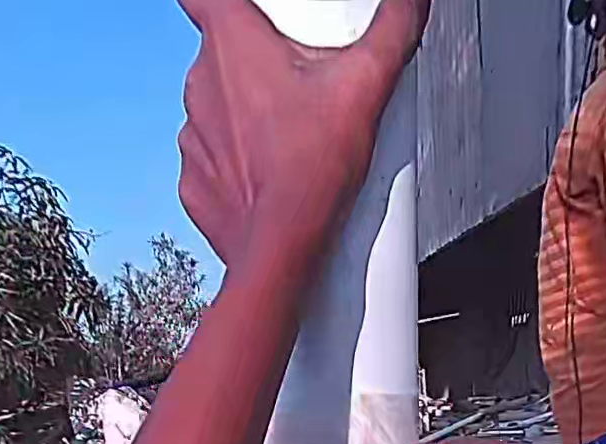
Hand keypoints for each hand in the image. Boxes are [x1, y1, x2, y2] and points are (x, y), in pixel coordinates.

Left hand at [177, 0, 428, 267]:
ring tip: (295, 151)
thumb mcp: (365, 90)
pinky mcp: (198, 186)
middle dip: (263, 75)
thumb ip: (393, 31)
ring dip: (251, 127)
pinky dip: (241, 174)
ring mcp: (195, 140)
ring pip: (221, 118)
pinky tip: (273, 185)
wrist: (281, 256)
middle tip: (305, 102)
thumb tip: (411, 2)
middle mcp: (201, 87)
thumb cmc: (308, 178)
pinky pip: (217, 168)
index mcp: (231, 44)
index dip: (232, 5)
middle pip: (227, 61)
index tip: (254, 19)